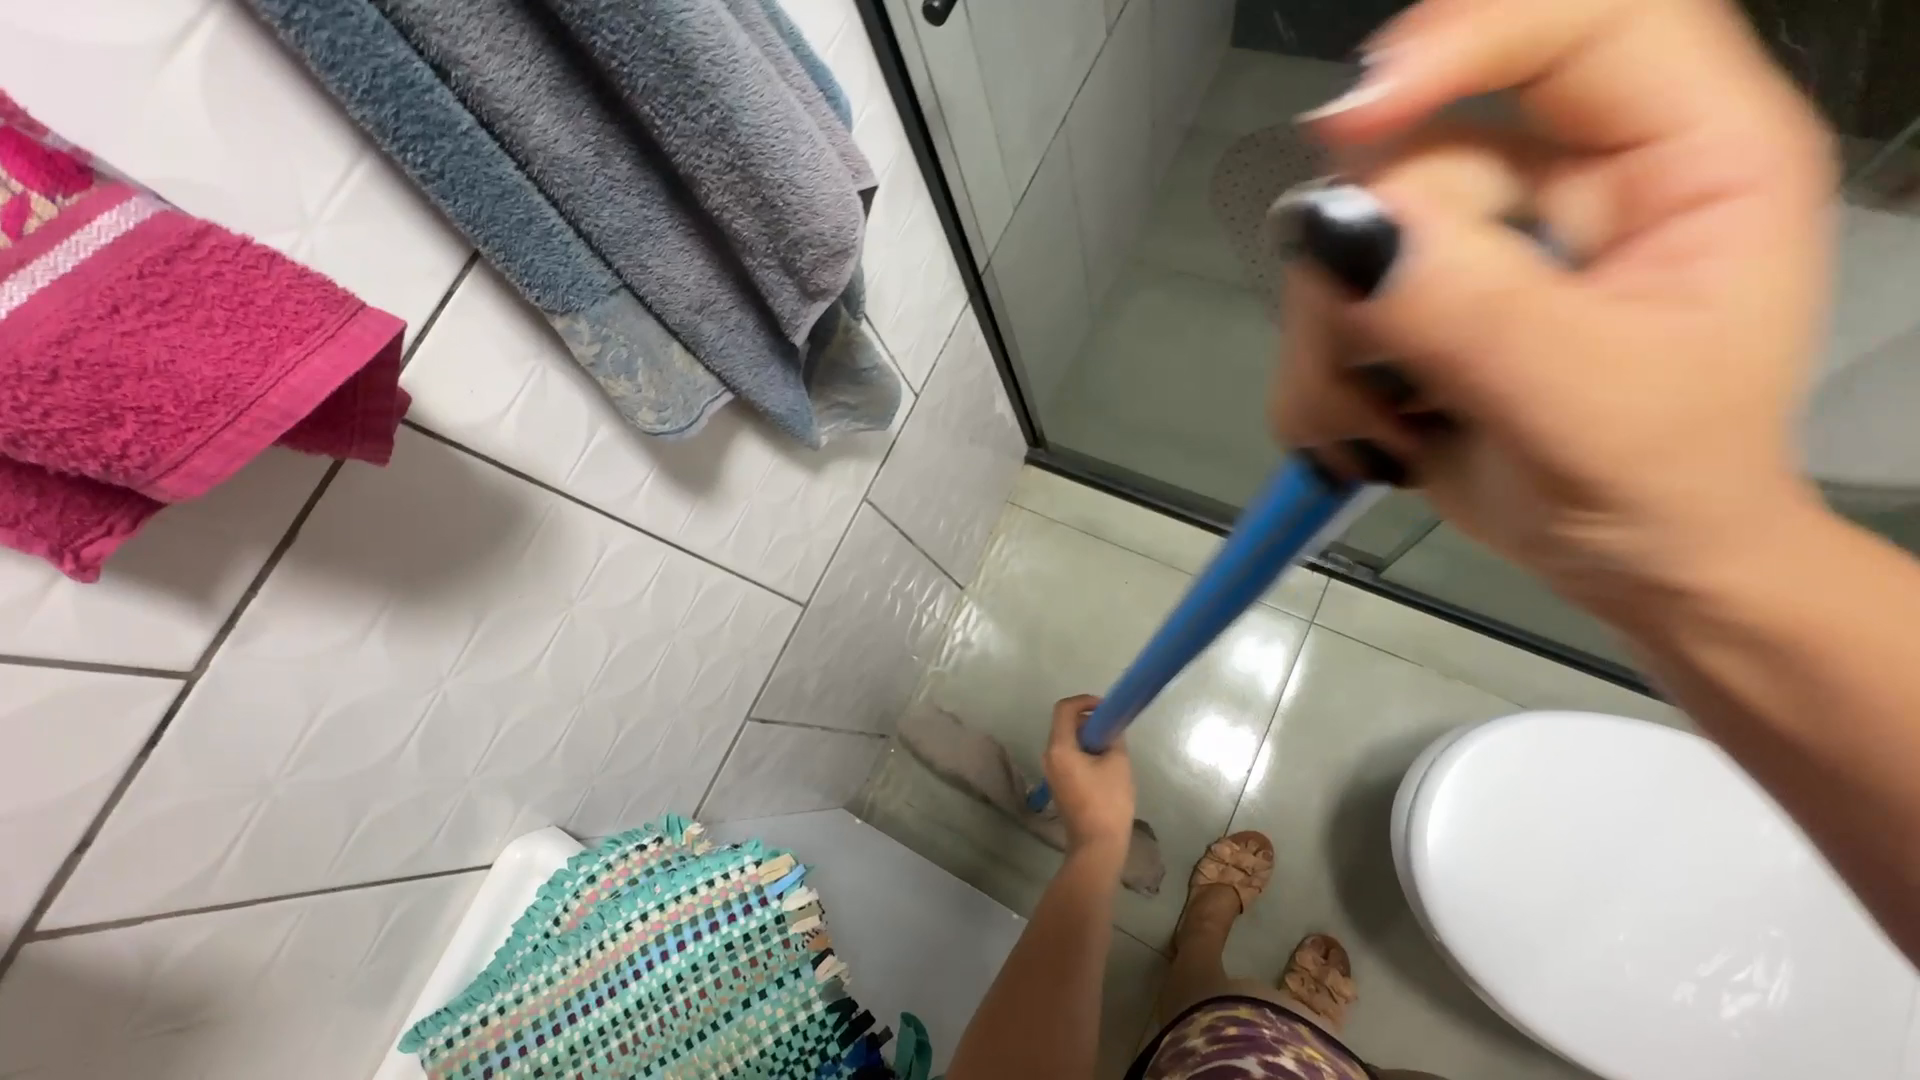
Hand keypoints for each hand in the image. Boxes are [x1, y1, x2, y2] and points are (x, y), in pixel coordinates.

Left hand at [1042, 695, 1134, 858]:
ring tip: (1111, 745)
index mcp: (1059, 748)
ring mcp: (1051, 771)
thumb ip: (1113, 738)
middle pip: (1064, 724)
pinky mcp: (1058, 783)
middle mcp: (1049, 756)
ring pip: (1067, 741)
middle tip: (1112, 727)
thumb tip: (1110, 730)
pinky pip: (1067, 756)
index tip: (1106, 707)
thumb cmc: (1108, 802)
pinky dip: (1083, 751)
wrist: (1097, 844)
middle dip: (1088, 720)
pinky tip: (1104, 763)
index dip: (1085, 701)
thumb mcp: (1118, 763)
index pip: (1064, 709)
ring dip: (1087, 737)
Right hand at [1273, 0, 1837, 621]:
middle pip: (1411, 167)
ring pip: (1339, 251)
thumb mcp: (1584, 402)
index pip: (1580, 25)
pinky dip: (1317, 387)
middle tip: (1386, 390)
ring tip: (1387, 435)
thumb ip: (1472, 312)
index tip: (1355, 124)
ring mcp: (1476, 241)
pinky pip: (1315, 316)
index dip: (1463, 42)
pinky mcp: (1409, 300)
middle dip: (1367, 292)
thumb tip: (1335, 229)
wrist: (1618, 555)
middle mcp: (1565, 179)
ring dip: (1333, 359)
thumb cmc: (1656, 483)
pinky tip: (1370, 436)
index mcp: (1682, 158)